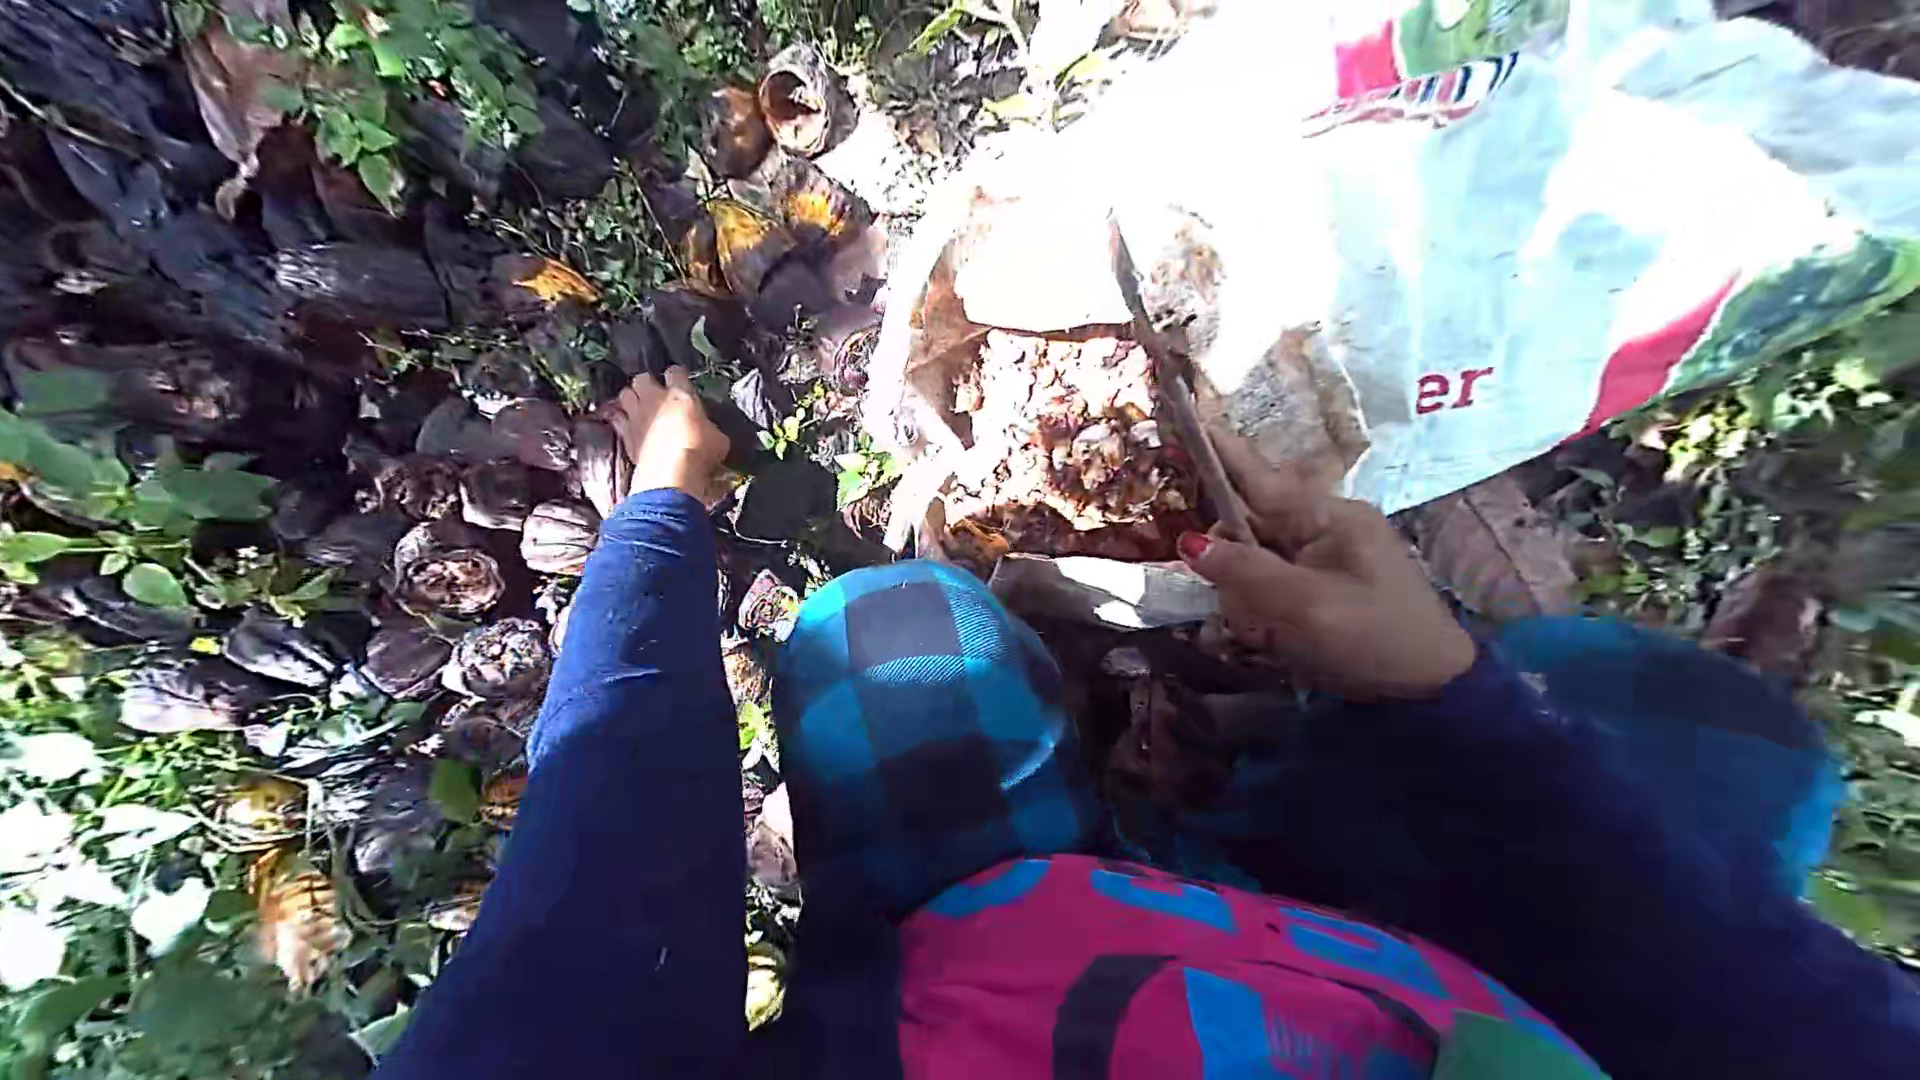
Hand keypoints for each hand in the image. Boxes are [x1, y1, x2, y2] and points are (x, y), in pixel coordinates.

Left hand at [605, 368, 730, 502]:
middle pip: (642, 378)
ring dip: (632, 398)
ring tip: (640, 406)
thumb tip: (709, 431)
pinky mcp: (625, 433)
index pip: (675, 372)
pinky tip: (625, 423)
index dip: (678, 376)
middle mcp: (654, 398)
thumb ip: (709, 427)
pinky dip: (619, 418)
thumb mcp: (718, 438)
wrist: (672, 474)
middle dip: (648, 384)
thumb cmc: (700, 451)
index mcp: (681, 394)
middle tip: (656, 394)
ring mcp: (636, 415)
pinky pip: (617, 418)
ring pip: (625, 394)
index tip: (682, 382)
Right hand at [1179, 429, 1473, 699]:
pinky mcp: (1317, 579)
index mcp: (1326, 516)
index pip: (1258, 478)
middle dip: (1232, 565)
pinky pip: (1266, 580)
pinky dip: (1260, 606)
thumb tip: (1189, 542)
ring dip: (1246, 594)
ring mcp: (1319, 553)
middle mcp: (1320, 525)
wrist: (1428, 688)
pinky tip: (1274, 634)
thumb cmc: (1373, 637)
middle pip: (1245, 526)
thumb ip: (1244, 570)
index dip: (1221, 454)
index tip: (1189, 427)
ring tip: (1269, 633)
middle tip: (1245, 608)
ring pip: (1250, 557)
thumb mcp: (1304, 606)